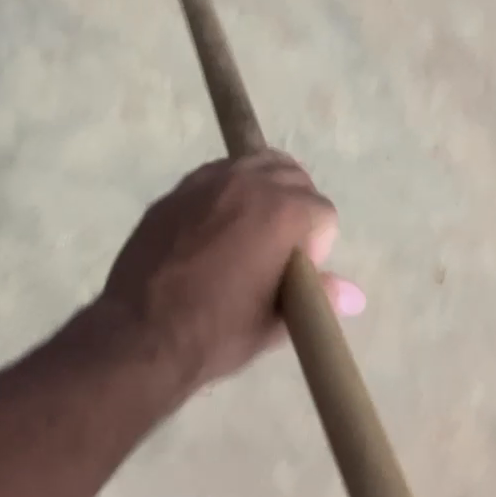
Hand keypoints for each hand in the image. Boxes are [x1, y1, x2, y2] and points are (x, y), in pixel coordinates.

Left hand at [95, 151, 364, 391]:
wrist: (140, 331)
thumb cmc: (216, 332)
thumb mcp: (274, 323)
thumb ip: (317, 297)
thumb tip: (354, 296)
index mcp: (284, 212)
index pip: (323, 211)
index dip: (316, 245)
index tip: (296, 273)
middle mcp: (250, 182)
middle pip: (293, 175)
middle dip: (296, 207)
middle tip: (280, 249)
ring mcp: (209, 180)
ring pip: (254, 164)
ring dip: (263, 189)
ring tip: (251, 230)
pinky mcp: (178, 188)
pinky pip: (216, 174)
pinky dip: (227, 191)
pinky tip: (215, 226)